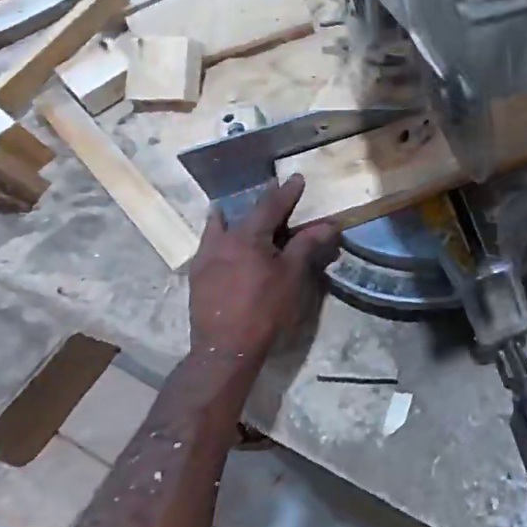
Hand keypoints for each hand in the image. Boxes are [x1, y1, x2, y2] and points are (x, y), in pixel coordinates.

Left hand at [188, 174, 341, 363]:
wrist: (225, 348)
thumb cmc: (264, 308)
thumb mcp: (292, 274)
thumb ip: (307, 244)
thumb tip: (329, 224)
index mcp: (246, 237)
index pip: (270, 206)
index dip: (286, 192)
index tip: (297, 177)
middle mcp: (221, 241)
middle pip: (242, 214)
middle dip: (260, 203)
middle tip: (273, 192)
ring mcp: (204, 259)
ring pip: (217, 227)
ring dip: (231, 217)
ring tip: (237, 212)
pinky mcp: (197, 277)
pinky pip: (209, 245)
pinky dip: (220, 236)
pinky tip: (226, 244)